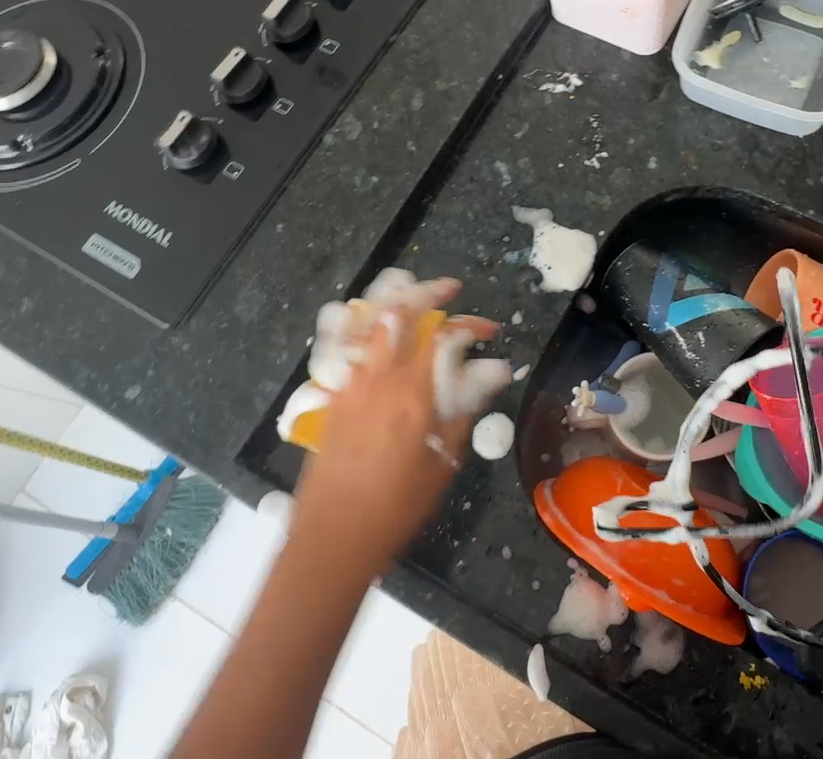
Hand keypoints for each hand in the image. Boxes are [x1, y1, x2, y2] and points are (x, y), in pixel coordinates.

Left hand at [292, 273, 503, 571]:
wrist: (334, 533)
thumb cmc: (397, 504)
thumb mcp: (443, 461)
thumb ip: (464, 409)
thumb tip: (491, 373)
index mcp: (413, 392)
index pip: (446, 336)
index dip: (471, 324)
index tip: (490, 331)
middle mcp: (378, 376)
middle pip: (399, 312)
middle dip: (427, 290)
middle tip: (449, 288)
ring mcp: (349, 383)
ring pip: (365, 321)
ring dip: (390, 300)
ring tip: (408, 291)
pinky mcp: (331, 396)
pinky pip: (342, 346)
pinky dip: (357, 325)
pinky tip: (369, 328)